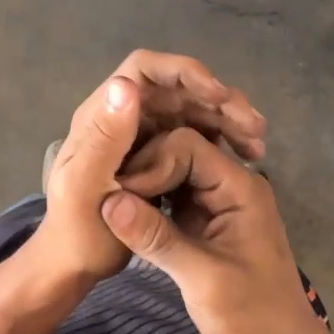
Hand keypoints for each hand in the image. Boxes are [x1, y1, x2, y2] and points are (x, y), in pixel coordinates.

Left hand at [30, 52, 268, 282]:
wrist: (76, 264)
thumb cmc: (76, 227)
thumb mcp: (85, 184)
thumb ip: (105, 137)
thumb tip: (125, 85)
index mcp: (102, 114)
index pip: (144, 69)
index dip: (183, 72)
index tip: (218, 94)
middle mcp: (125, 116)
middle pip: (177, 88)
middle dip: (218, 100)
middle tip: (254, 126)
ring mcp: (144, 135)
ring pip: (192, 110)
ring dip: (227, 119)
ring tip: (257, 144)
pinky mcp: (160, 156)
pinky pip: (197, 135)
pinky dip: (224, 140)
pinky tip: (248, 159)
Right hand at [101, 128, 324, 333]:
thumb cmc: (253, 317)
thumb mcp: (203, 279)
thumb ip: (157, 238)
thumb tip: (107, 201)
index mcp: (238, 187)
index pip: (185, 145)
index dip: (149, 163)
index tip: (119, 195)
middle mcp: (227, 184)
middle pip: (174, 151)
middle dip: (140, 170)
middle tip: (106, 199)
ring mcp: (214, 201)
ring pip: (167, 171)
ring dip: (139, 184)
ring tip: (108, 205)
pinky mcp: (200, 219)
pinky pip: (168, 194)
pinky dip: (145, 201)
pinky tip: (122, 217)